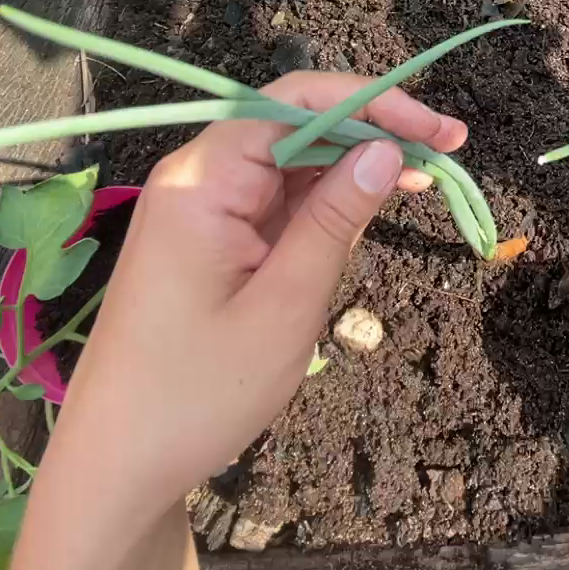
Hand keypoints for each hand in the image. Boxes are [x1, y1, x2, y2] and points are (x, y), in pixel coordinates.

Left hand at [13, 72, 467, 569]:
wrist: (120, 467)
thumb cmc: (199, 391)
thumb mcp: (285, 303)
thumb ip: (336, 217)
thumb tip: (387, 148)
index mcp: (203, 180)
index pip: (295, 103)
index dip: (371, 102)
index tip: (434, 129)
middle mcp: (203, 176)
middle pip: (299, 122)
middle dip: (375, 128)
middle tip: (448, 146)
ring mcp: (211, 204)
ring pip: (298, 156)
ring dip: (360, 160)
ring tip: (427, 170)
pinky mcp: (222, 232)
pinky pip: (286, 194)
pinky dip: (334, 195)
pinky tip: (377, 198)